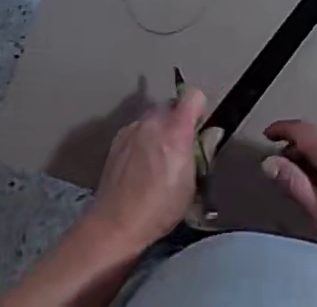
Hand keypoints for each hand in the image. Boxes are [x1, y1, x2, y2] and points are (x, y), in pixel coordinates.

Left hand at [82, 86, 207, 252]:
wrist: (117, 220)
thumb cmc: (158, 210)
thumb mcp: (190, 185)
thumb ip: (195, 154)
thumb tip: (195, 141)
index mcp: (176, 133)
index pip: (192, 96)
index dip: (198, 107)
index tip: (199, 121)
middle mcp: (153, 123)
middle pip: (170, 106)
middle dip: (177, 122)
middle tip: (179, 147)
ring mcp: (133, 128)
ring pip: (153, 118)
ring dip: (159, 131)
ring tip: (158, 160)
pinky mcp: (119, 136)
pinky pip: (137, 129)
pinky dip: (142, 139)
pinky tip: (141, 164)